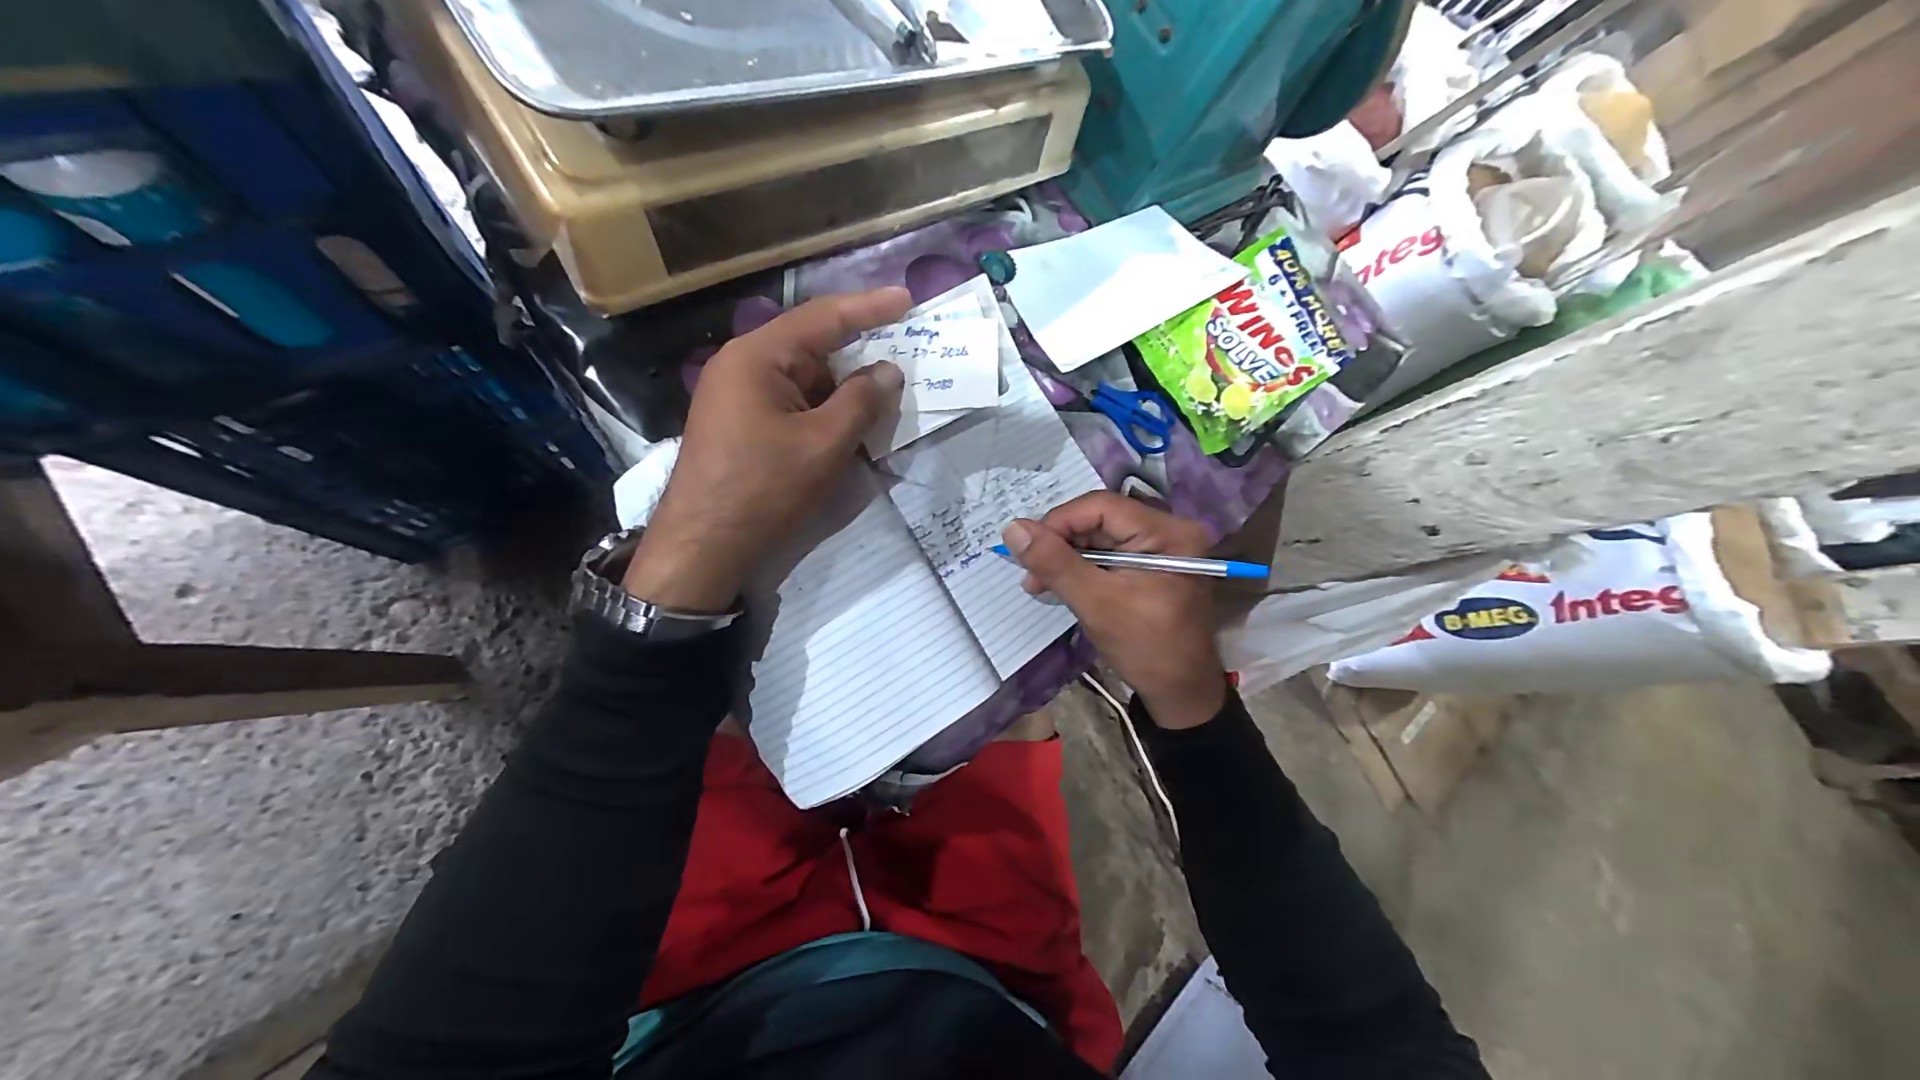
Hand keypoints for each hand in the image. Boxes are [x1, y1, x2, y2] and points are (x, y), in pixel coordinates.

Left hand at [624, 287, 911, 611]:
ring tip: (883, 404)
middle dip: (858, 357)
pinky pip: (791, 404)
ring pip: (804, 380)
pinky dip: (822, 412)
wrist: (702, 545)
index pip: (822, 317)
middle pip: (812, 348)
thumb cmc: (764, 488)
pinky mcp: (740, 424)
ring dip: (842, 391)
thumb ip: (862, 401)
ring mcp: (737, 396)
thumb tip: (889, 372)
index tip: (906, 299)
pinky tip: (848, 428)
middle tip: (903, 362)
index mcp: (758, 357)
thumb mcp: (824, 444)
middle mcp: (742, 366)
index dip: (868, 307)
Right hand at [1002, 493, 1227, 729]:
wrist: (1181, 692)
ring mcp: (1160, 548)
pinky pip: (1107, 553)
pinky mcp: (1150, 565)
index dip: (1058, 522)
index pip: (1101, 507)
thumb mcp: (1096, 602)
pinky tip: (1060, 584)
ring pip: (1099, 536)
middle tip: (1030, 571)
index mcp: (1168, 532)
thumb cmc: (1145, 647)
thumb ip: (1054, 562)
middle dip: (1059, 542)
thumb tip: (1012, 528)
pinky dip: (1081, 567)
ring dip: (1065, 556)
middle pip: (1099, 519)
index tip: (1026, 547)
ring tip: (1039, 583)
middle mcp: (1168, 530)